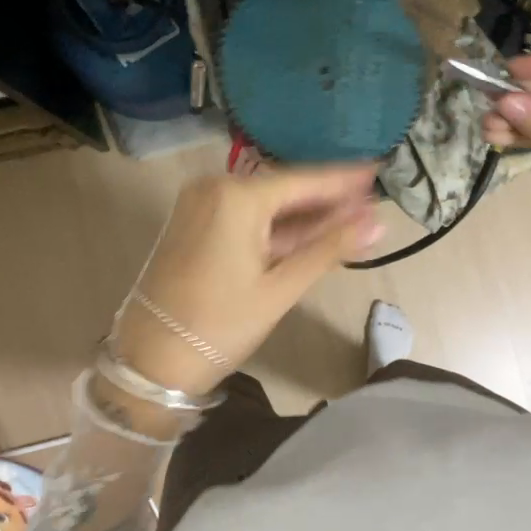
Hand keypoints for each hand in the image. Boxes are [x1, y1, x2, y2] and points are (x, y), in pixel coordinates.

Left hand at [111, 166, 382, 407]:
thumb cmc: (220, 325)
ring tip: (351, 220)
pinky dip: (278, 228)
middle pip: (285, 189)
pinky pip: (246, 218)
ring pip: (266, 205)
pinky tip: (310, 236)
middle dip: (327, 200)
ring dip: (306, 216)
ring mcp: (201, 207)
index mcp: (236, 197)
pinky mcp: (195, 227)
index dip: (344, 179)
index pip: (304, 180)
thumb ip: (330, 249)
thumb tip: (379, 223)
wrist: (151, 360)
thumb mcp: (281, 288)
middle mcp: (215, 188)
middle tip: (371, 203)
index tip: (378, 170)